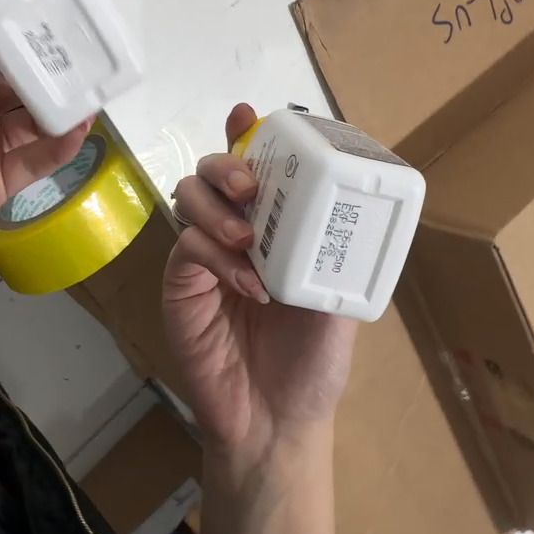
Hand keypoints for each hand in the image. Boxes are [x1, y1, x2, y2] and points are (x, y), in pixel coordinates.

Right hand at [162, 104, 357, 459]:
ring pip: (190, 195)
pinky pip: (187, 246)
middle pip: (212, 169)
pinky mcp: (180, 280)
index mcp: (273, 226)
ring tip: (248, 239)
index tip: (245, 113)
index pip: (254, 167)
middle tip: (252, 188)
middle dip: (227, 165)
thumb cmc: (311, 362)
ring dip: (216, 206)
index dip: (245, 134)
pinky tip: (247, 285)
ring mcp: (203, 253)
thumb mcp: (337, 303)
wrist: (275, 420)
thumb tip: (352, 207)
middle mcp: (233, 229)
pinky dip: (215, 256)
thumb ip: (333, 255)